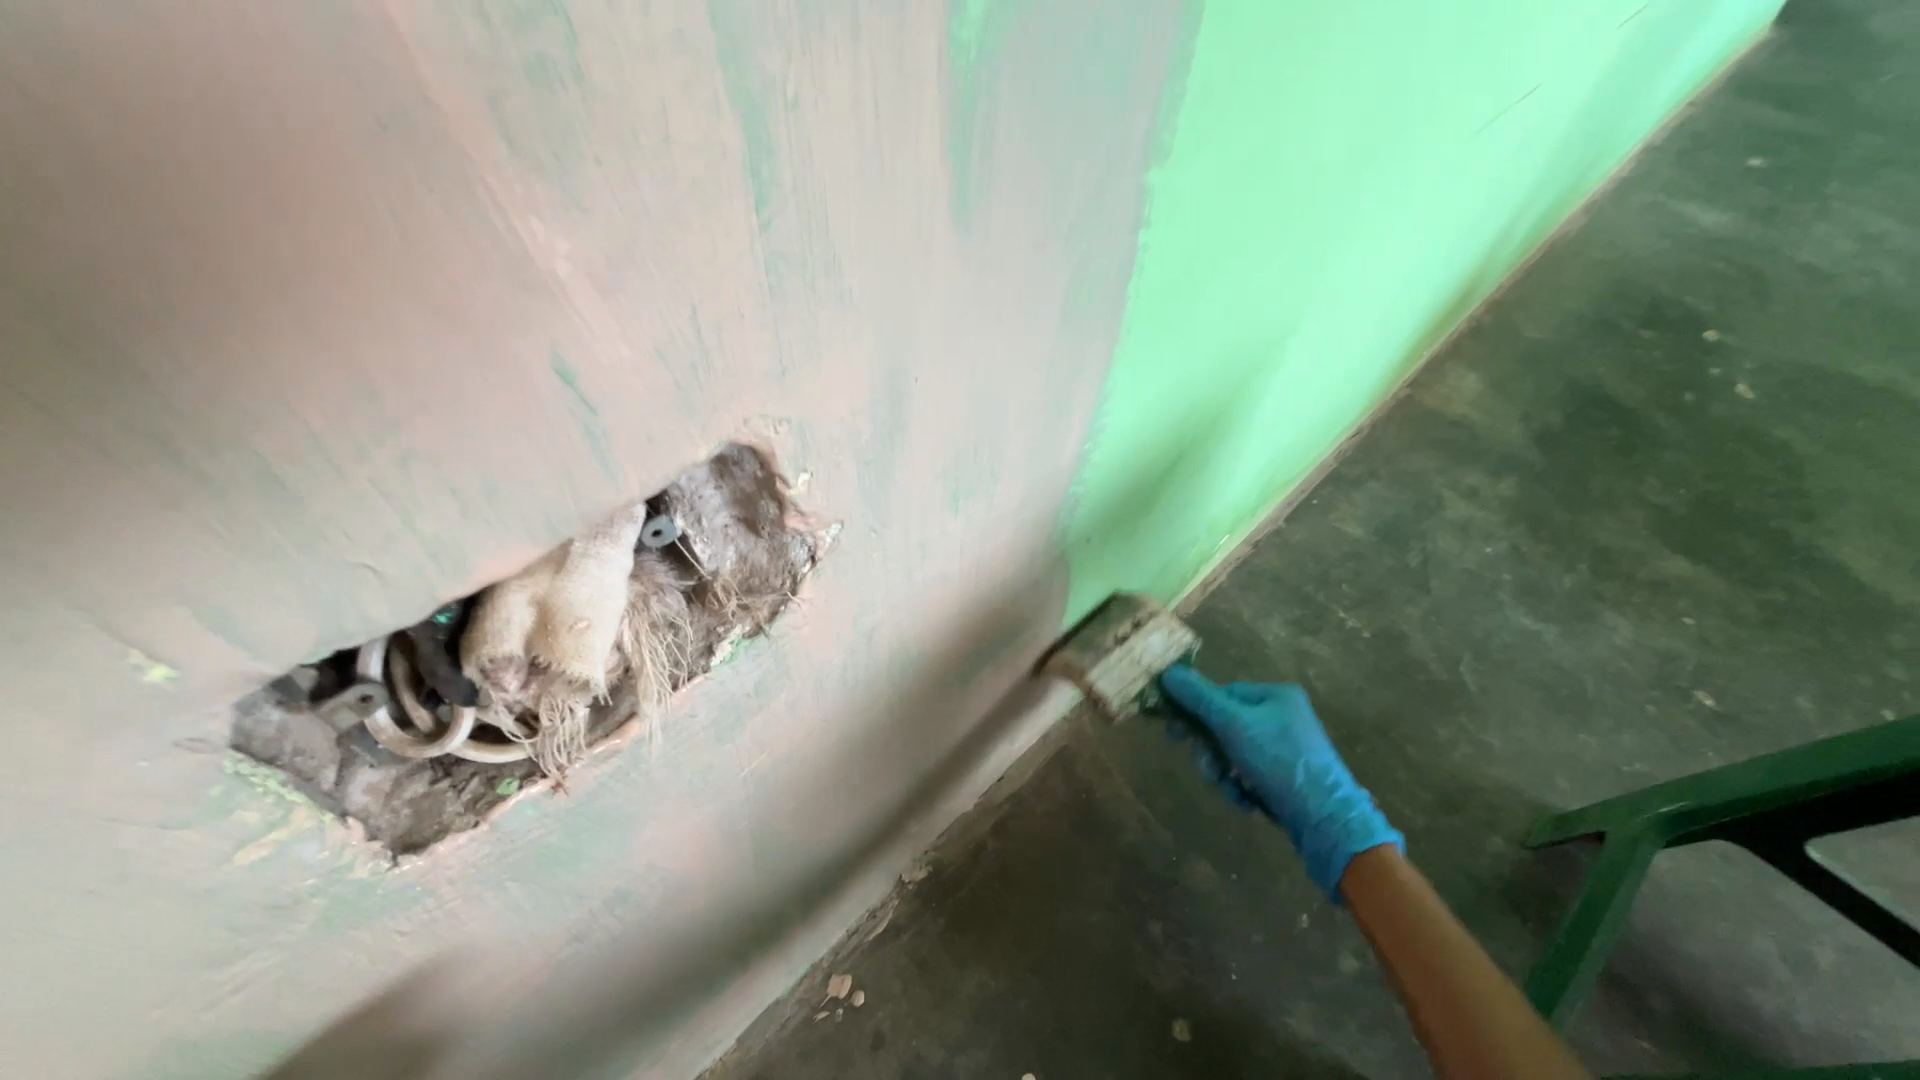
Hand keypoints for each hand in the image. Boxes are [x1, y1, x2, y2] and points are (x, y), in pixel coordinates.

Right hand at [1159, 663, 1403, 900]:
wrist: (1325, 817)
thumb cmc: (1278, 760)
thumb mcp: (1233, 724)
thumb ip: (1198, 698)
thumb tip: (1167, 672)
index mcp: (1275, 696)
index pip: (1221, 694)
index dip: (1196, 713)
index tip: (1174, 734)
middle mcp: (1282, 717)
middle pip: (1224, 726)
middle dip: (1211, 752)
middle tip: (1208, 769)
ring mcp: (1285, 749)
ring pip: (1232, 754)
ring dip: (1223, 774)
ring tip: (1231, 790)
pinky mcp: (1285, 777)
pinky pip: (1247, 774)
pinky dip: (1240, 787)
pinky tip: (1247, 801)